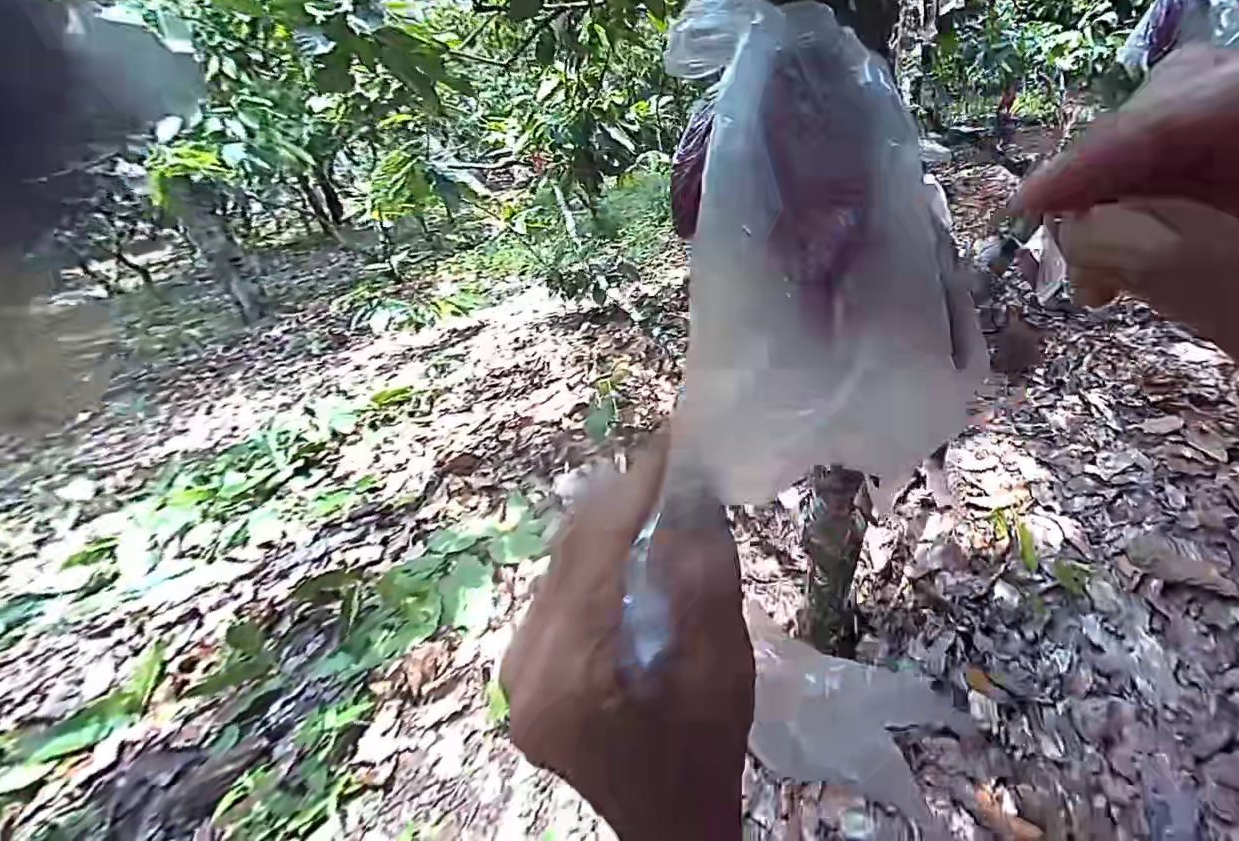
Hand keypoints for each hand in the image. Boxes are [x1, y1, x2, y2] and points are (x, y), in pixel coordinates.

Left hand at [501, 439, 751, 839]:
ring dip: (616, 513)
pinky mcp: (527, 662)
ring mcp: (517, 665)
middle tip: (676, 451)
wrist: (669, 820)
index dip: (641, 486)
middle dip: (628, 492)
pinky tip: (640, 528)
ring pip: (565, 558)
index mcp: (571, 674)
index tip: (675, 436)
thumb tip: (694, 501)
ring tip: (664, 479)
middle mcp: (524, 665)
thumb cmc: (704, 749)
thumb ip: (705, 583)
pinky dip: (605, 544)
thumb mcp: (721, 666)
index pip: (602, 549)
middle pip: (575, 547)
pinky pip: (565, 580)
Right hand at [1024, 46, 1238, 719]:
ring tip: (1083, 256)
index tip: (1054, 190)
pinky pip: (1220, 184)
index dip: (1155, 128)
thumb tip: (1089, 230)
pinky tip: (1118, 265)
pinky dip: (1153, 215)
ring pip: (1222, 135)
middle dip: (1136, 151)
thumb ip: (1223, 293)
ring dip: (1133, 184)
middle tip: (1059, 223)